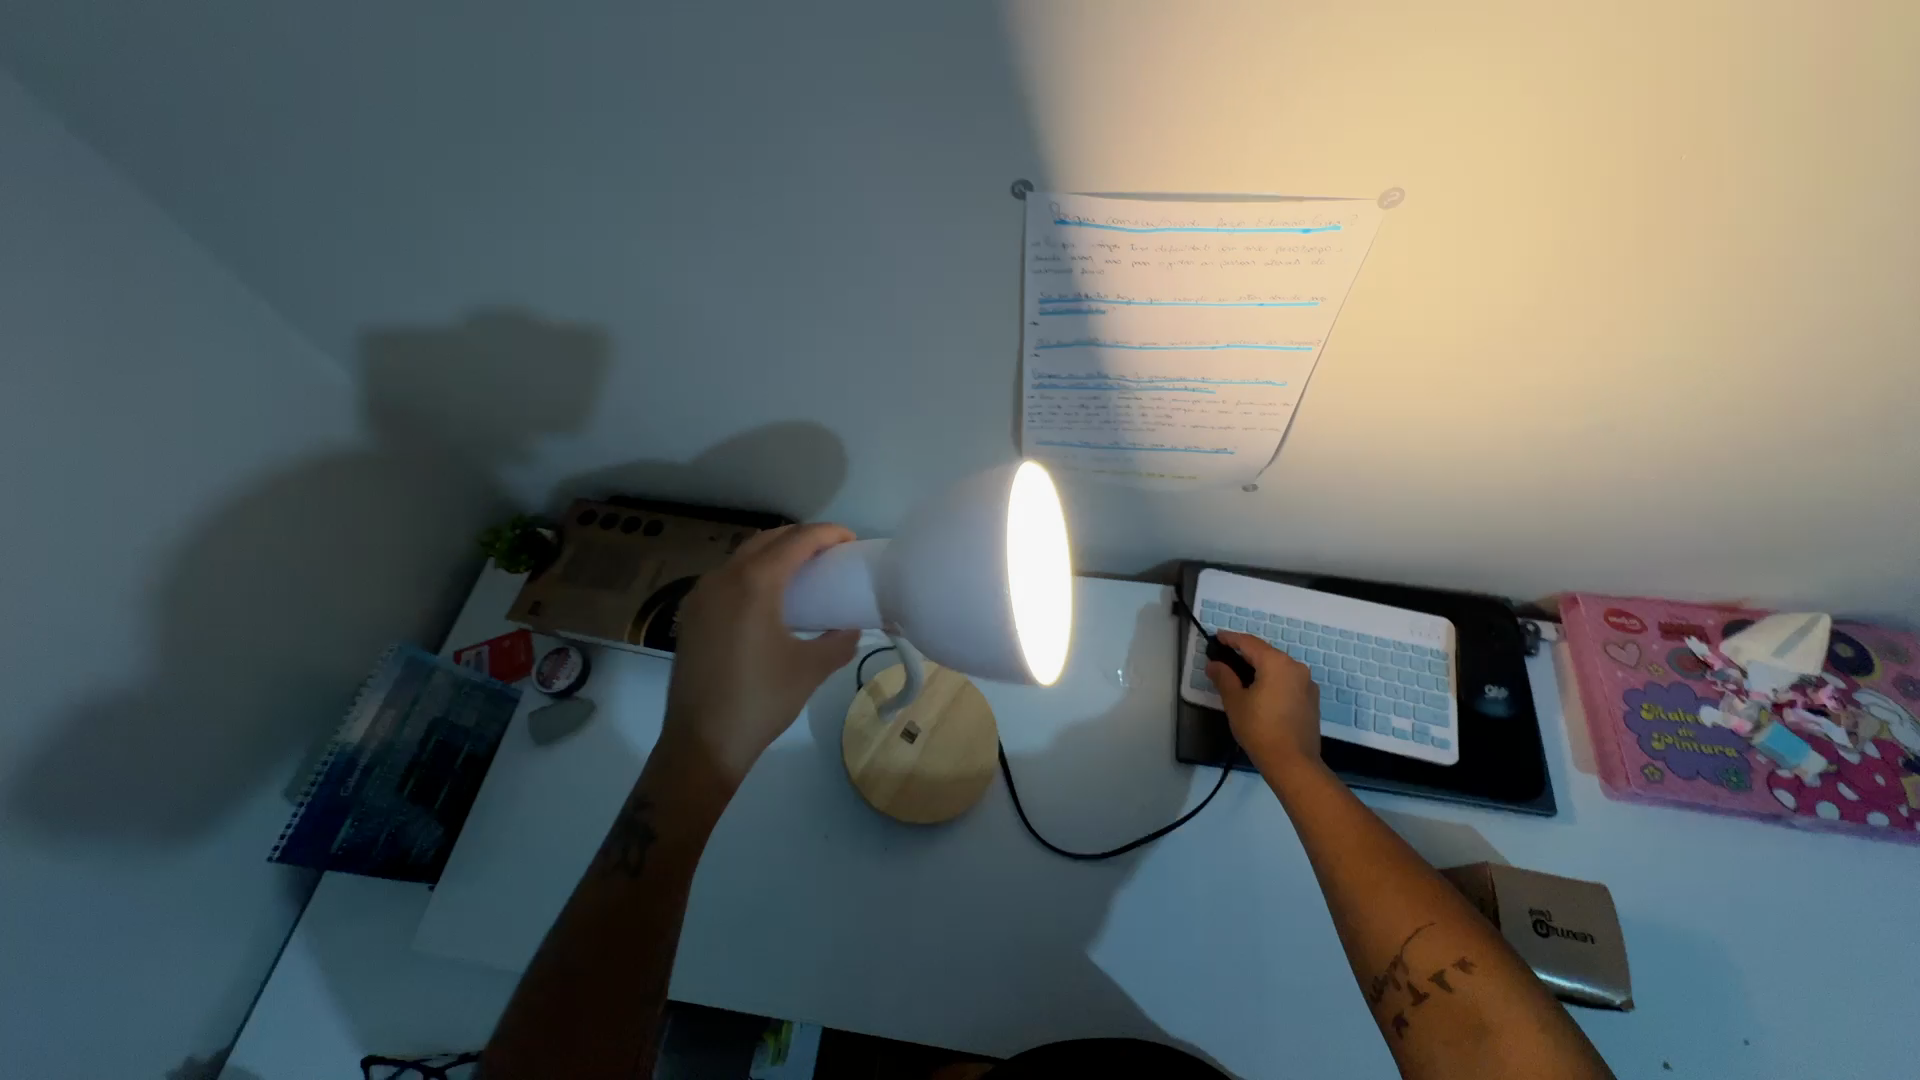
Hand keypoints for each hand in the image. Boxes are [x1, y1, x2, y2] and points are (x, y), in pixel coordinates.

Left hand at [660, 524, 860, 787]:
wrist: (702, 742)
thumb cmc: (761, 701)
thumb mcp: (811, 669)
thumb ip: (839, 640)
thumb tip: (852, 627)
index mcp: (755, 584)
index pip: (796, 541)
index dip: (827, 534)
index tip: (850, 540)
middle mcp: (723, 578)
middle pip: (767, 540)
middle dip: (801, 538)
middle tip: (831, 552)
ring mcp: (701, 596)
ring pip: (743, 556)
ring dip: (774, 553)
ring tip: (803, 570)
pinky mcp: (692, 615)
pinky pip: (727, 578)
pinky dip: (753, 573)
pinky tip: (769, 597)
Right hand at [1207, 630, 1321, 775]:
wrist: (1293, 762)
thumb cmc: (1259, 728)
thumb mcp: (1235, 701)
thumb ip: (1223, 677)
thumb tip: (1214, 664)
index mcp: (1276, 663)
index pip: (1249, 643)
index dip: (1231, 638)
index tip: (1216, 637)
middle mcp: (1296, 667)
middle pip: (1266, 653)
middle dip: (1245, 653)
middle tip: (1225, 657)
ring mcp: (1307, 683)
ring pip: (1278, 667)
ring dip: (1260, 667)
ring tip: (1241, 675)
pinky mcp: (1311, 699)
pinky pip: (1288, 680)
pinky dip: (1273, 680)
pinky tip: (1261, 691)